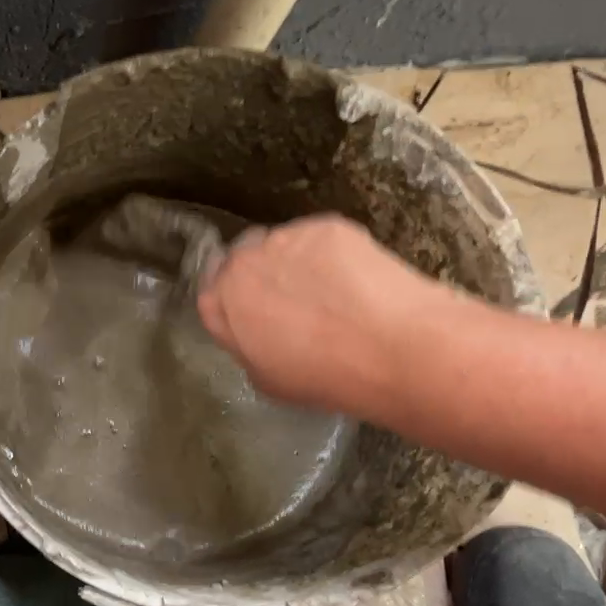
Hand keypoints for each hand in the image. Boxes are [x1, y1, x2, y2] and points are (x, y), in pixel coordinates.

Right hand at [195, 214, 458, 414]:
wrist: (394, 348)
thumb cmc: (325, 375)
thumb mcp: (265, 379)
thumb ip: (245, 345)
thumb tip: (255, 331)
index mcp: (219, 303)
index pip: (211, 292)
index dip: (234, 304)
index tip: (255, 315)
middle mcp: (242, 263)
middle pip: (242, 260)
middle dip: (262, 276)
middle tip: (292, 301)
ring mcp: (285, 239)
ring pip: (281, 245)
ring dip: (295, 262)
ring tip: (330, 291)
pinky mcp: (326, 226)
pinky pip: (318, 238)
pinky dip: (331, 253)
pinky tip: (353, 278)